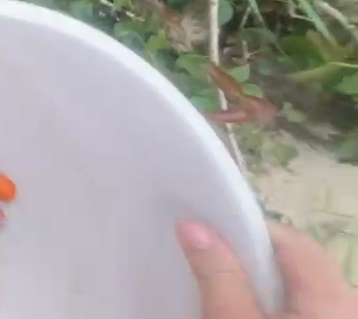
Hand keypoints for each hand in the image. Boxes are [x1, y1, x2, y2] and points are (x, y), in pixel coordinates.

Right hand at [179, 219, 355, 318]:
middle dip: (253, 257)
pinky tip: (255, 311)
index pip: (291, 239)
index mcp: (335, 297)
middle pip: (300, 262)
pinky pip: (313, 307)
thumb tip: (192, 224)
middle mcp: (353, 307)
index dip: (245, 228)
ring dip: (265, 283)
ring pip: (305, 287)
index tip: (204, 231)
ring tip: (230, 292)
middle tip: (211, 263)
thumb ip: (217, 273)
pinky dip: (281, 302)